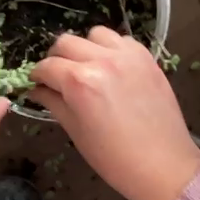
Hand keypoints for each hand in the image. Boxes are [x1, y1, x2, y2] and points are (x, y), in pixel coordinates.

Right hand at [30, 28, 199, 199]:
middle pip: (66, 42)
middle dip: (56, 58)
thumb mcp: (75, 131)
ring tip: (88, 69)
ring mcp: (127, 56)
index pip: (47, 66)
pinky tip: (112, 69)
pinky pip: (121, 40)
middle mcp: (102, 60)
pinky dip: (111, 49)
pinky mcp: (147, 58)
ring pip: (94, 34)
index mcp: (80, 81)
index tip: (37, 83)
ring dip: (85, 48)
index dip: (37, 75)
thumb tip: (37, 89)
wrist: (163, 165)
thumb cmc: (114, 158)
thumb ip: (53, 103)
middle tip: (58, 77)